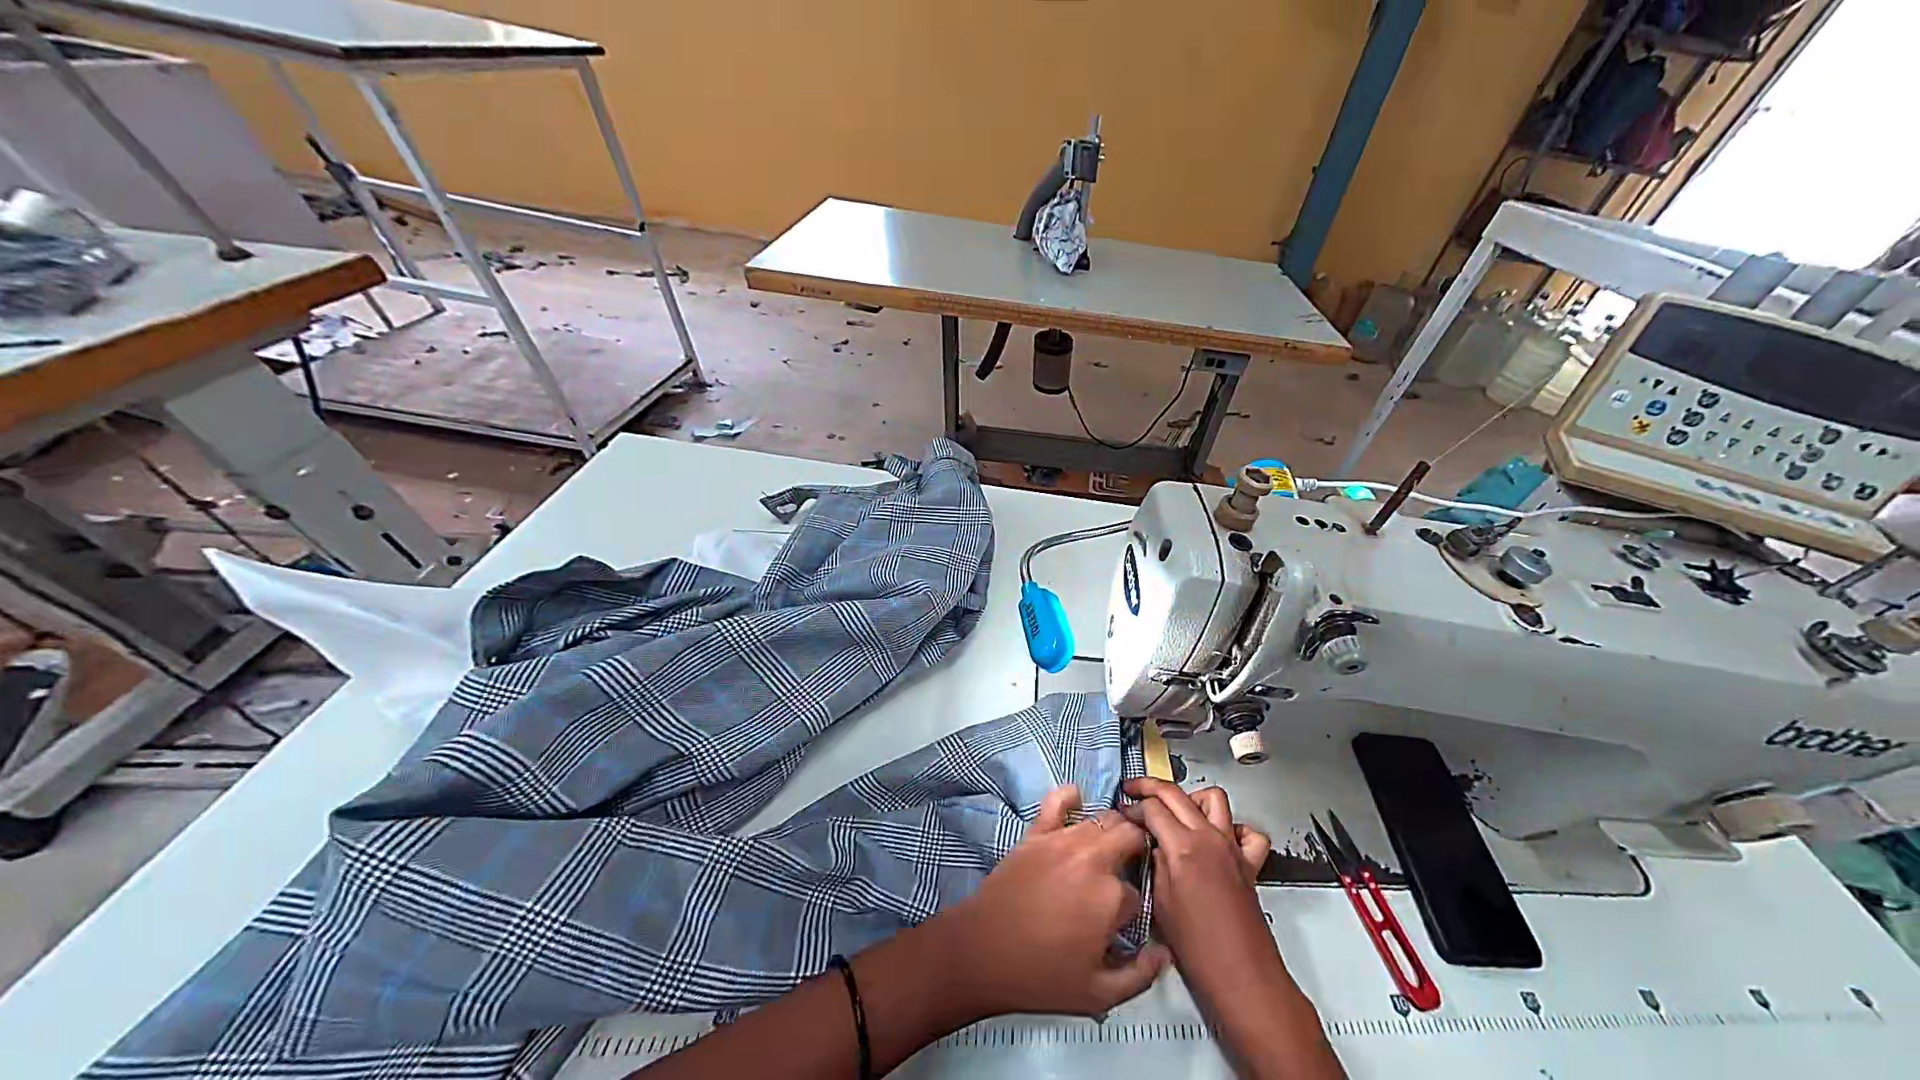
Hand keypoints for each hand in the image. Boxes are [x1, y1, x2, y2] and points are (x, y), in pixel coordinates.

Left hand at [932, 784, 1169, 1018]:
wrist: (982, 951)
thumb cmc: (1042, 976)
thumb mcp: (1099, 994)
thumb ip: (1140, 975)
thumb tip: (1163, 952)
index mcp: (1112, 897)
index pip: (1138, 893)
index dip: (1132, 909)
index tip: (1121, 922)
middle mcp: (1093, 860)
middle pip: (1131, 838)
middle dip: (1135, 853)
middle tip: (1124, 875)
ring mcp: (1063, 841)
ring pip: (1103, 821)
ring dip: (1112, 832)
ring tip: (1106, 851)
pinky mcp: (1036, 833)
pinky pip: (1058, 800)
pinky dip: (1071, 798)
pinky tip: (1077, 804)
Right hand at [1121, 778, 1278, 997]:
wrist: (1240, 975)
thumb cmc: (1198, 947)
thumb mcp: (1159, 902)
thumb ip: (1154, 863)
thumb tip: (1152, 845)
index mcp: (1184, 848)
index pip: (1152, 807)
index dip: (1132, 807)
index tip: (1122, 813)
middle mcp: (1210, 839)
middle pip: (1176, 793)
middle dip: (1150, 787)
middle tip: (1133, 792)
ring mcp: (1232, 848)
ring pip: (1213, 799)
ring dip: (1191, 798)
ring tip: (1175, 810)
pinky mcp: (1249, 863)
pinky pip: (1246, 832)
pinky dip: (1232, 826)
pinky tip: (1217, 836)